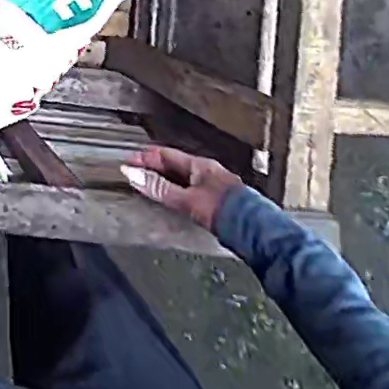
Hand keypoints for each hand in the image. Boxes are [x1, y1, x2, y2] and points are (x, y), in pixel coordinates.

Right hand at [122, 146, 242, 228]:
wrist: (260, 234)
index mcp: (200, 165)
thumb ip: (158, 187)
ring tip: (150, 186)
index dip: (144, 158)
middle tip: (135, 174)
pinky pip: (192, 187)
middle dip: (153, 167)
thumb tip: (132, 173)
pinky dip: (177, 189)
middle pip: (174, 164)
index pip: (164, 154)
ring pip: (184, 176)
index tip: (128, 164)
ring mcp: (216, 184)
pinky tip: (173, 198)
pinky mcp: (221, 199)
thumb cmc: (226, 212)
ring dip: (165, 179)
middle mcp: (209, 171)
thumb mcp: (186, 199)